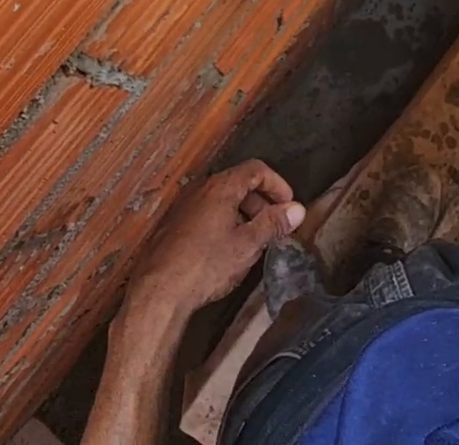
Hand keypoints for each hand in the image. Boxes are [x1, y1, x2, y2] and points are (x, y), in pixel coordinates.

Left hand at [128, 159, 305, 317]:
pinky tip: (229, 248)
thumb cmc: (207, 264)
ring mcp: (185, 205)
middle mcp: (201, 188)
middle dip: (262, 201)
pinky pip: (208, 211)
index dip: (277, 184)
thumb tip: (298, 209)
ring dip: (244, 212)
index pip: (256, 169)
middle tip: (275, 226)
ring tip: (255, 239)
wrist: (160, 289)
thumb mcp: (247, 244)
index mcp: (221, 187)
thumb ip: (273, 223)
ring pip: (223, 198)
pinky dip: (226, 220)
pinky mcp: (175, 223)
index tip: (289, 206)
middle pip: (239, 182)